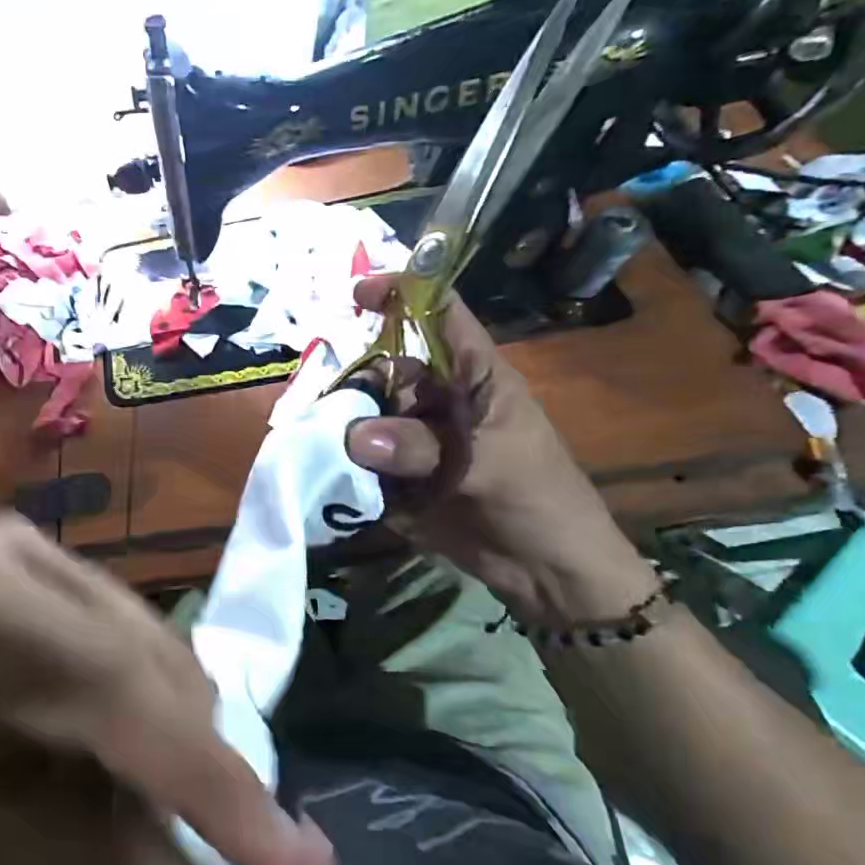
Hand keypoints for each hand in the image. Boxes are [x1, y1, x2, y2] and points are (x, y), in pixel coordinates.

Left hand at [0, 514, 335, 864]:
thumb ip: (100, 862)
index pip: (118, 687)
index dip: (210, 777)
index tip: (297, 859)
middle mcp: (1, 549)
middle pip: (143, 657)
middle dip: (195, 762)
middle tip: (236, 848)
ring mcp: (19, 547)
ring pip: (145, 644)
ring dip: (169, 736)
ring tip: (163, 811)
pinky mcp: (34, 565)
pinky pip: (122, 637)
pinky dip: (139, 708)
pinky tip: (128, 761)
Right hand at [343, 276, 659, 624]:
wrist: (547, 571)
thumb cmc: (537, 498)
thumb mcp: (487, 465)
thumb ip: (421, 447)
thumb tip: (355, 435)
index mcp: (475, 377)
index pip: (442, 315)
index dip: (404, 293)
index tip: (358, 292)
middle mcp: (440, 399)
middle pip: (389, 369)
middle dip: (358, 380)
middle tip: (330, 405)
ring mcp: (419, 438)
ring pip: (370, 415)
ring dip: (344, 425)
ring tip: (318, 439)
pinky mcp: (402, 475)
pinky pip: (365, 459)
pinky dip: (346, 463)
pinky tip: (326, 468)